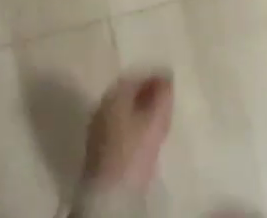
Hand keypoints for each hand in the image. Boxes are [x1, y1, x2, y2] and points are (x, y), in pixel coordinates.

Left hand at [82, 72, 174, 191]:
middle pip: (125, 93)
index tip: (169, 82)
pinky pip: (118, 127)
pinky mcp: (97, 148)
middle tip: (165, 100)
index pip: (133, 77)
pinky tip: (143, 137)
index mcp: (114, 95)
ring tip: (157, 119)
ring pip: (121, 111)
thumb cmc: (134, 149)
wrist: (111, 191)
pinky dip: (132, 126)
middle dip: (145, 94)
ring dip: (138, 111)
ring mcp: (97, 127)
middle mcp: (102, 106)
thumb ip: (162, 95)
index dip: (152, 77)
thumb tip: (166, 76)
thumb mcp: (155, 120)